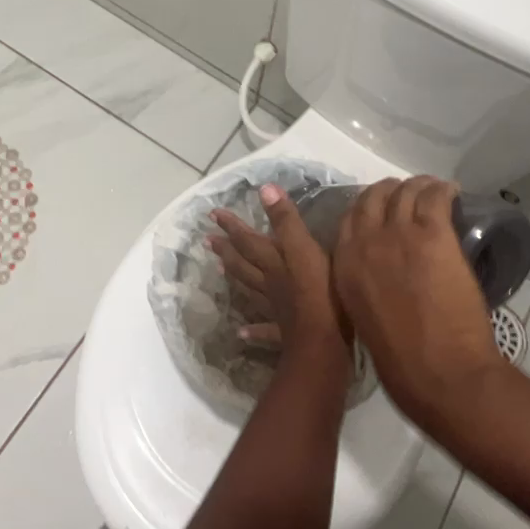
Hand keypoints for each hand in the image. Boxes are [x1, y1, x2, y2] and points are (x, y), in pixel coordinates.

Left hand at [210, 185, 351, 359]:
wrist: (322, 340)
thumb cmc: (319, 289)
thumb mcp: (304, 247)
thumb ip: (286, 220)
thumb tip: (264, 188)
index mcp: (274, 261)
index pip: (248, 239)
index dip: (232, 226)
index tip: (213, 214)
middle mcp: (269, 282)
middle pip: (243, 263)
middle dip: (227, 249)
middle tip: (207, 240)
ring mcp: (275, 308)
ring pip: (249, 290)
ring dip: (235, 279)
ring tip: (220, 272)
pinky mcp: (285, 331)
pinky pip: (265, 329)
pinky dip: (253, 330)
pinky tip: (242, 333)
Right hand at [333, 176, 504, 423]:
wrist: (438, 373)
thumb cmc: (401, 363)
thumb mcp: (363, 318)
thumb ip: (364, 288)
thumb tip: (380, 278)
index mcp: (343, 267)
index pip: (349, 219)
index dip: (367, 208)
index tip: (383, 209)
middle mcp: (365, 242)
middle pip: (373, 197)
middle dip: (390, 191)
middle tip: (409, 195)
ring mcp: (399, 234)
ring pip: (405, 191)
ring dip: (419, 186)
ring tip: (434, 190)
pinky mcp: (433, 234)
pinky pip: (435, 197)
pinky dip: (444, 190)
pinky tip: (453, 191)